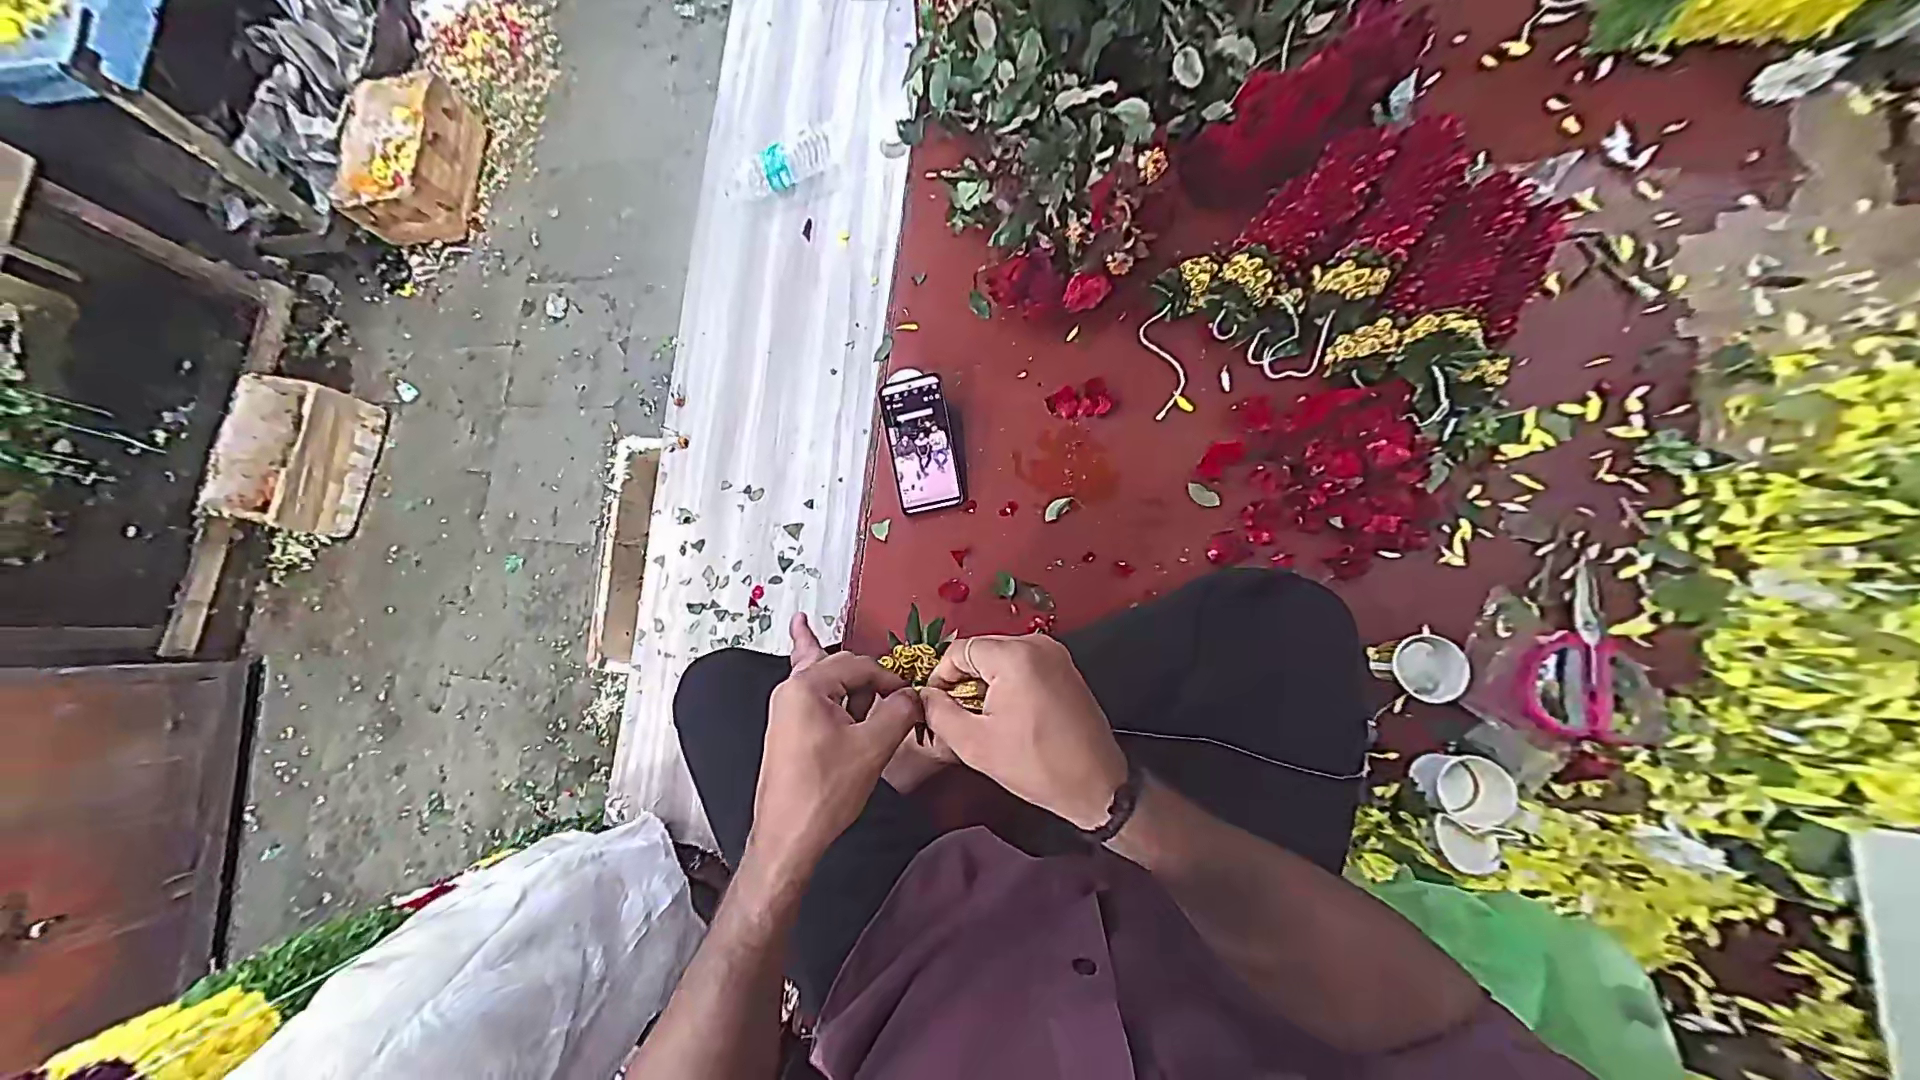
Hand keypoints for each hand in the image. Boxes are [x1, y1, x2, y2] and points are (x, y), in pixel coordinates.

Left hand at [744, 616, 922, 879]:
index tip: (907, 695)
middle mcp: (790, 691)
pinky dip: (835, 696)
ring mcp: (786, 709)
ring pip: (832, 683)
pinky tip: (833, 683)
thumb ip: (901, 710)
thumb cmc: (818, 797)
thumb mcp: (873, 747)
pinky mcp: (789, 727)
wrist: (788, 837)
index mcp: (806, 687)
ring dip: (855, 696)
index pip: (860, 664)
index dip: (890, 679)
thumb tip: (912, 695)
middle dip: (871, 684)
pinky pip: (818, 699)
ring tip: (867, 723)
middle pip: (843, 667)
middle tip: (894, 702)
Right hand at [921, 634, 1127, 829]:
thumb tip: (925, 696)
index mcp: (1015, 655)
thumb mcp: (974, 744)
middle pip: (980, 651)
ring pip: (1000, 658)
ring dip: (985, 684)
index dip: (940, 678)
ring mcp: (1055, 653)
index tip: (937, 707)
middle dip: (963, 681)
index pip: (958, 650)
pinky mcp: (1065, 667)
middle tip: (959, 717)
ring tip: (984, 720)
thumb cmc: (1036, 765)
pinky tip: (1009, 716)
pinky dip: (1007, 683)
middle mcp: (1037, 643)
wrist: (1098, 784)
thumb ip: (939, 712)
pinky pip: (1022, 665)